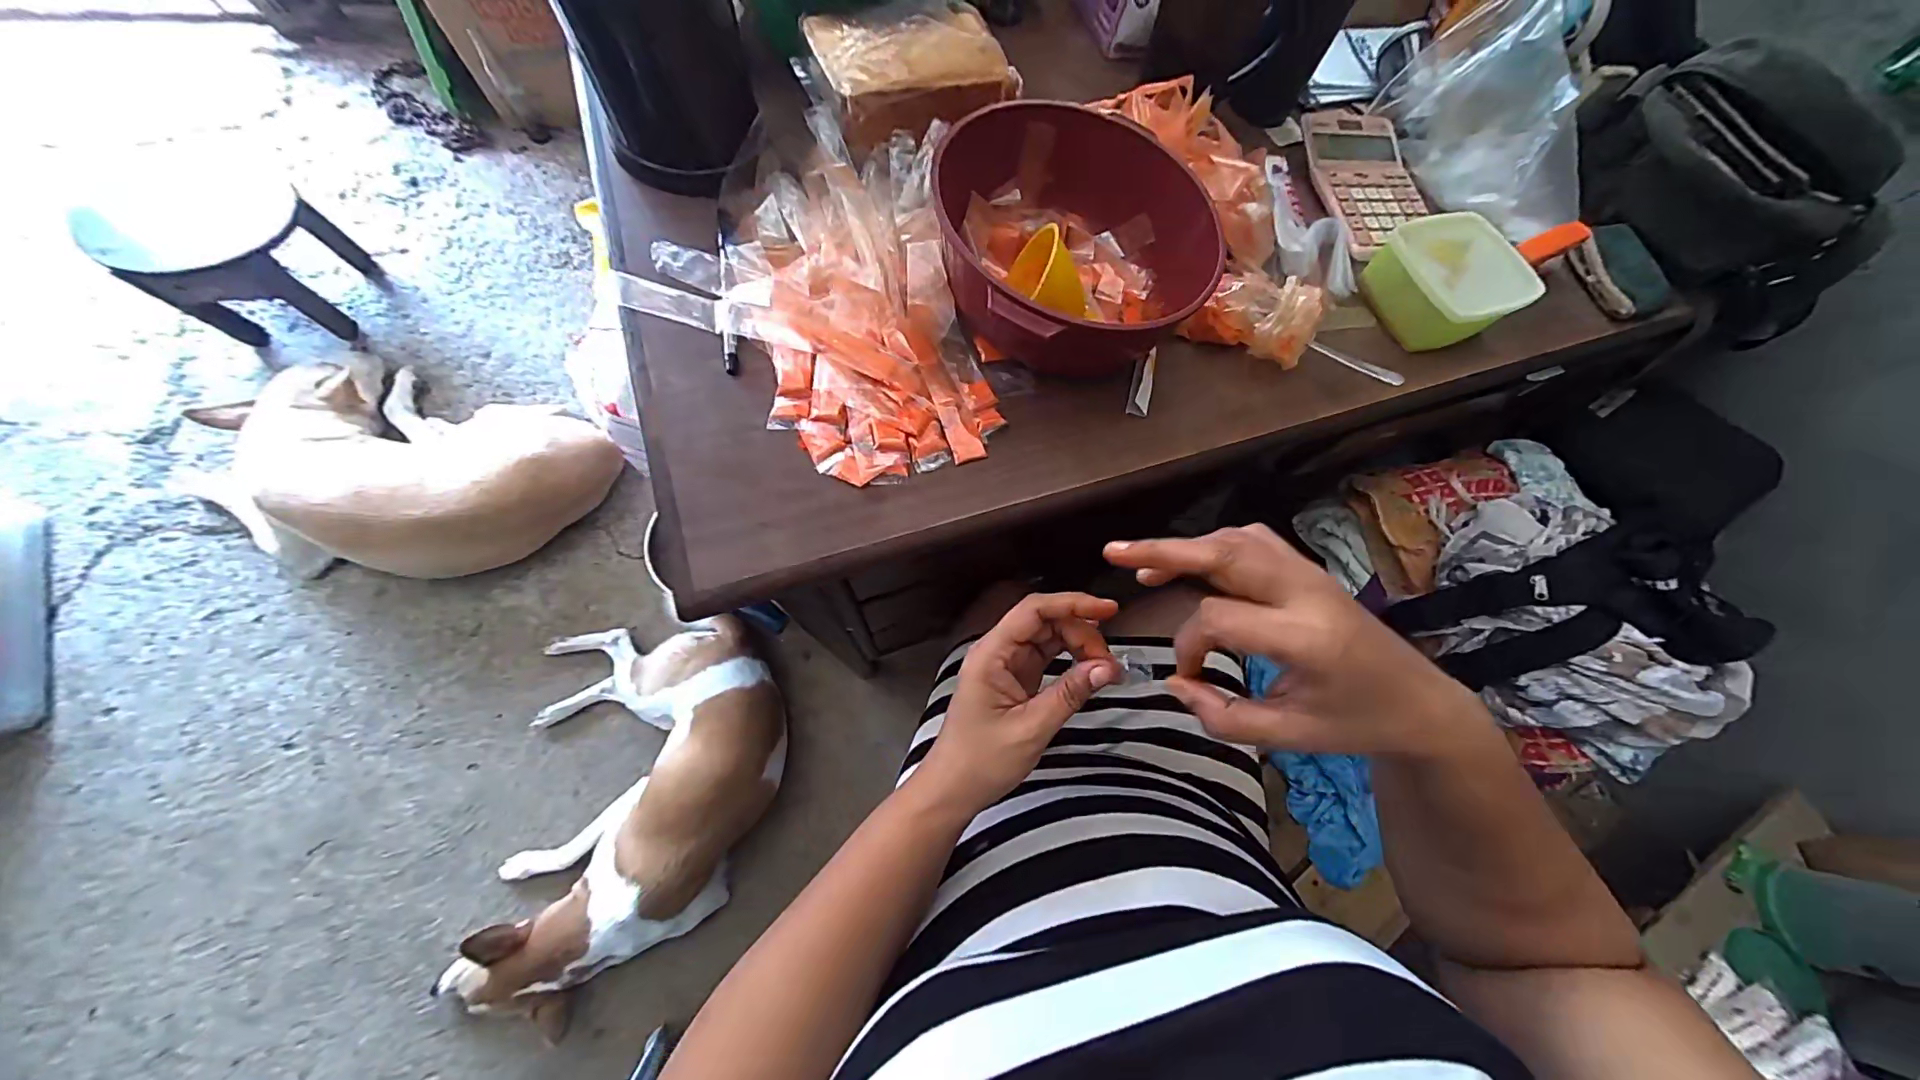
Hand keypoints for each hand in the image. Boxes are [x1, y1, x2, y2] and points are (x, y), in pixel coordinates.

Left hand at [908, 592, 1122, 817]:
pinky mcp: (1014, 681)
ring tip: (1102, 666)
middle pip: (1044, 621)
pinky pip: (1045, 657)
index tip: (1106, 609)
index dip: (1072, 603)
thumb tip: (1106, 668)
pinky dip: (1069, 660)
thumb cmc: (979, 762)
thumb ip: (1070, 694)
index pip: (1033, 610)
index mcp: (991, 655)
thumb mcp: (1031, 729)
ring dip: (1077, 645)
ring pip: (1047, 638)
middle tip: (1107, 661)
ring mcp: (1005, 666)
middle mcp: (996, 653)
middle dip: (1080, 631)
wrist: (952, 789)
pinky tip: (1087, 670)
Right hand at [1104, 526, 1495, 758]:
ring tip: (1143, 563)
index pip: (1217, 619)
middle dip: (1165, 551)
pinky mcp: (1309, 570)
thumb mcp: (1286, 735)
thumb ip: (1222, 715)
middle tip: (1115, 552)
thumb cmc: (1353, 722)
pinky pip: (1254, 541)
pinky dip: (1215, 545)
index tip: (1186, 677)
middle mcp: (1306, 593)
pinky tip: (1192, 562)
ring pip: (1236, 539)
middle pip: (1225, 554)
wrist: (1420, 701)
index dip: (1186, 647)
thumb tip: (1175, 682)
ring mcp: (1310, 574)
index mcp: (1304, 637)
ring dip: (1187, 548)